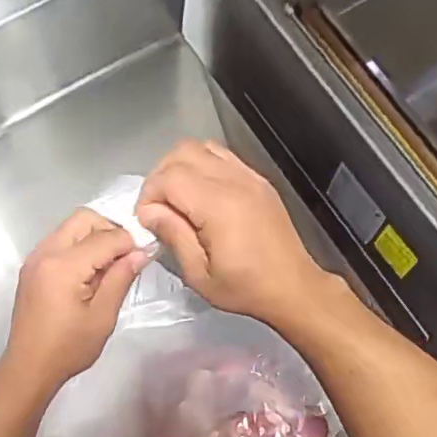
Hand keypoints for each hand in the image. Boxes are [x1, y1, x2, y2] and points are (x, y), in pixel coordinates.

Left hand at [2, 209, 149, 393]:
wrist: (29, 368)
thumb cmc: (67, 349)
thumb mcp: (102, 317)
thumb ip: (121, 279)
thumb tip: (141, 253)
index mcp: (63, 265)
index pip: (105, 237)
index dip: (129, 243)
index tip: (144, 256)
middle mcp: (45, 253)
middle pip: (83, 219)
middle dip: (109, 231)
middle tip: (125, 257)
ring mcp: (34, 259)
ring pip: (69, 229)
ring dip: (93, 238)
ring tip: (108, 269)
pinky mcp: (30, 269)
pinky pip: (58, 243)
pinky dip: (77, 248)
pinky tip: (88, 275)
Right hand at [136, 139, 336, 329]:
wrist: (291, 285)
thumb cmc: (244, 289)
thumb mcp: (199, 275)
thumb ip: (174, 236)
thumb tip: (150, 213)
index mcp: (219, 206)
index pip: (170, 177)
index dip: (149, 196)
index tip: (146, 222)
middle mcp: (234, 181)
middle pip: (183, 153)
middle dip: (159, 177)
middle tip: (156, 209)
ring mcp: (249, 176)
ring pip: (202, 148)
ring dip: (179, 168)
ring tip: (174, 201)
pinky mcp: (257, 180)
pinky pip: (221, 156)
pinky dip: (201, 167)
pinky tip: (197, 197)